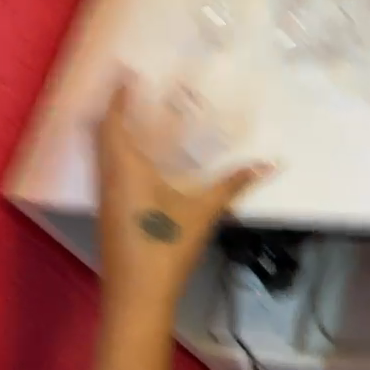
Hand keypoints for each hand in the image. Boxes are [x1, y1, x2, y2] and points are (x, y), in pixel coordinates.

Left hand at [94, 75, 272, 316]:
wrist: (137, 297)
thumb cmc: (166, 248)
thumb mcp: (203, 213)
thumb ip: (233, 184)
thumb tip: (269, 164)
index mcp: (125, 168)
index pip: (114, 120)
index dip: (119, 94)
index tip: (128, 71)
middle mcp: (108, 177)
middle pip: (100, 132)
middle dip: (112, 107)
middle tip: (131, 89)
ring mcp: (105, 197)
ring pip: (101, 152)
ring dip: (112, 130)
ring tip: (135, 115)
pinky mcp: (108, 214)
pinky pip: (106, 169)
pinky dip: (116, 152)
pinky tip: (138, 158)